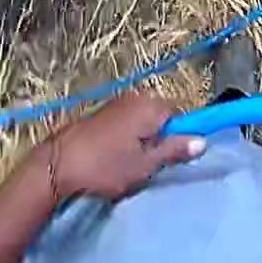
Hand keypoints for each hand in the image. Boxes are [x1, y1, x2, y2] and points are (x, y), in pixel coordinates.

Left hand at [44, 92, 205, 202]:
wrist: (59, 164)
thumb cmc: (106, 166)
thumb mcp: (145, 165)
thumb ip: (174, 150)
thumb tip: (202, 142)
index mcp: (152, 106)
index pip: (182, 114)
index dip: (182, 135)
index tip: (176, 156)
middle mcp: (138, 96)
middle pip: (164, 114)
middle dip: (163, 136)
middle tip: (153, 163)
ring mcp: (120, 101)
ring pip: (146, 118)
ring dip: (146, 136)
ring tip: (134, 162)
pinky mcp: (106, 110)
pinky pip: (130, 119)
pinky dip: (131, 134)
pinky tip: (118, 155)